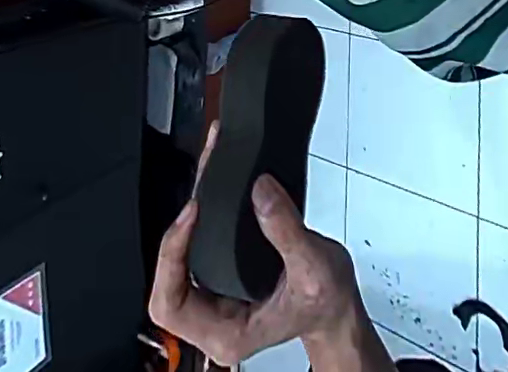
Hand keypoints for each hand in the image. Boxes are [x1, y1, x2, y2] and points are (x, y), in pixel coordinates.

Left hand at [149, 129, 384, 368]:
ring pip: (182, 257)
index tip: (192, 213)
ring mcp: (217, 294)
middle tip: (197, 195)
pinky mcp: (224, 271)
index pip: (170, 302)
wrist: (338, 305)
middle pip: (169, 277)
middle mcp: (214, 315)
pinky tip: (213, 183)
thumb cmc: (326, 302)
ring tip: (203, 178)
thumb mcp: (314, 268)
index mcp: (226, 331)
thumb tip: (261, 190)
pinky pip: (200, 243)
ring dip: (188, 217)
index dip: (171, 256)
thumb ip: (286, 232)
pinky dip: (204, 211)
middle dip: (177, 233)